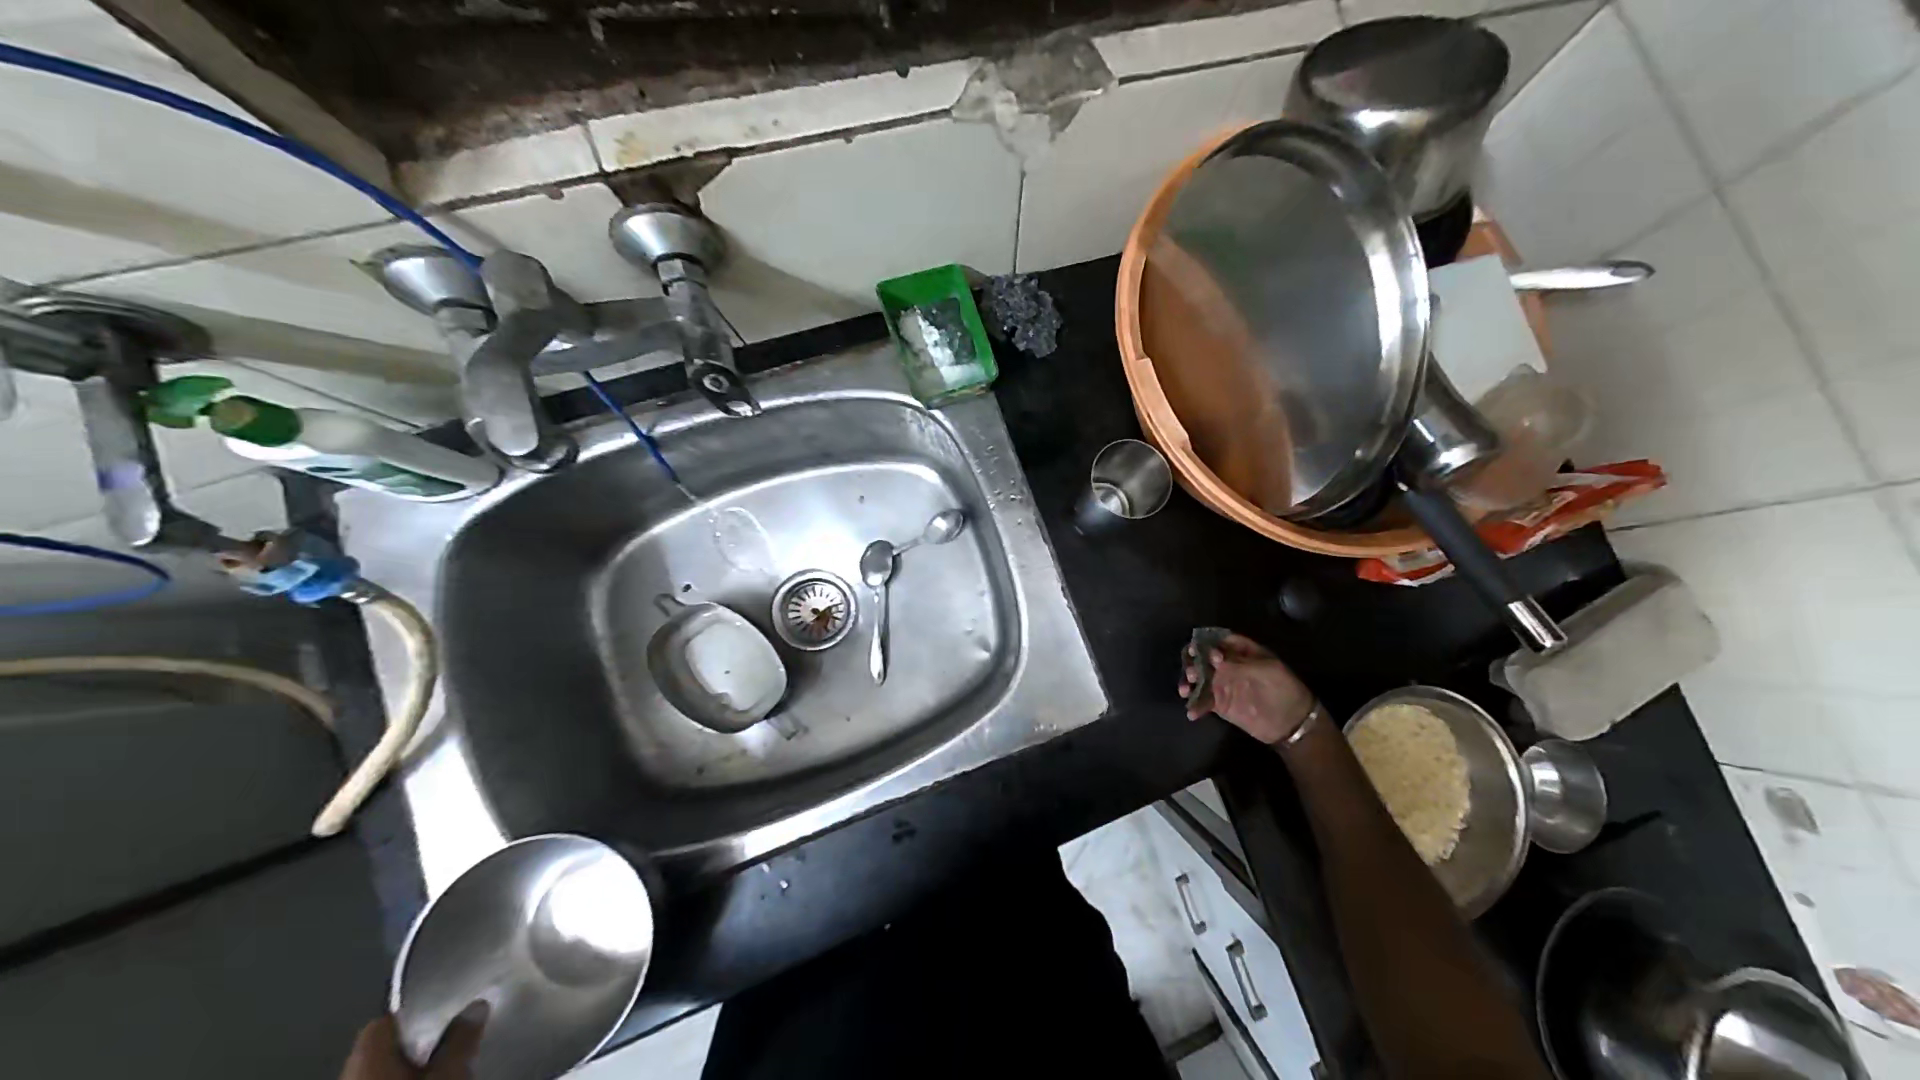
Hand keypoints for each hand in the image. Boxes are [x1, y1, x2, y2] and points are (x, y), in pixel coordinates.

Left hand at [340, 1005, 485, 1079]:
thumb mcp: (448, 1076)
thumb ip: (461, 1038)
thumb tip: (475, 1005)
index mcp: (365, 1061)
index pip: (383, 1023)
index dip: (415, 1013)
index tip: (448, 1009)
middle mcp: (350, 1079)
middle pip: (385, 1052)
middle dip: (421, 1044)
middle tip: (457, 1038)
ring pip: (387, 1076)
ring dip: (416, 1071)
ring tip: (450, 1068)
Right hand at [1178, 632, 1316, 744]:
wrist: (1293, 723)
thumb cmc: (1285, 690)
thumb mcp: (1269, 671)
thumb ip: (1240, 663)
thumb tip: (1212, 657)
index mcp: (1242, 652)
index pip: (1218, 641)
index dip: (1207, 643)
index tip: (1201, 652)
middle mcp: (1228, 665)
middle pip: (1202, 657)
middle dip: (1192, 662)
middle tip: (1192, 673)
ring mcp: (1222, 684)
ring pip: (1197, 677)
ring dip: (1188, 681)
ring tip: (1185, 690)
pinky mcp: (1220, 704)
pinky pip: (1202, 701)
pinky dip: (1195, 705)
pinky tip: (1192, 712)